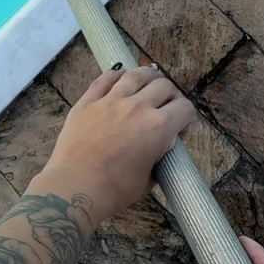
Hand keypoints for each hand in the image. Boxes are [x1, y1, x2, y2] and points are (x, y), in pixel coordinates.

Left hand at [33, 65, 194, 220]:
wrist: (77, 183)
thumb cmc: (116, 188)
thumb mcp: (150, 178)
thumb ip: (158, 156)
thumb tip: (157, 148)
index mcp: (158, 127)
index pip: (185, 108)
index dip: (186, 118)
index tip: (178, 129)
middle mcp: (137, 106)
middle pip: (163, 85)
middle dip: (170, 96)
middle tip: (164, 107)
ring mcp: (110, 99)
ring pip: (135, 75)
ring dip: (146, 77)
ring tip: (147, 84)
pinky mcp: (88, 100)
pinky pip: (105, 78)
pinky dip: (116, 75)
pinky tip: (119, 79)